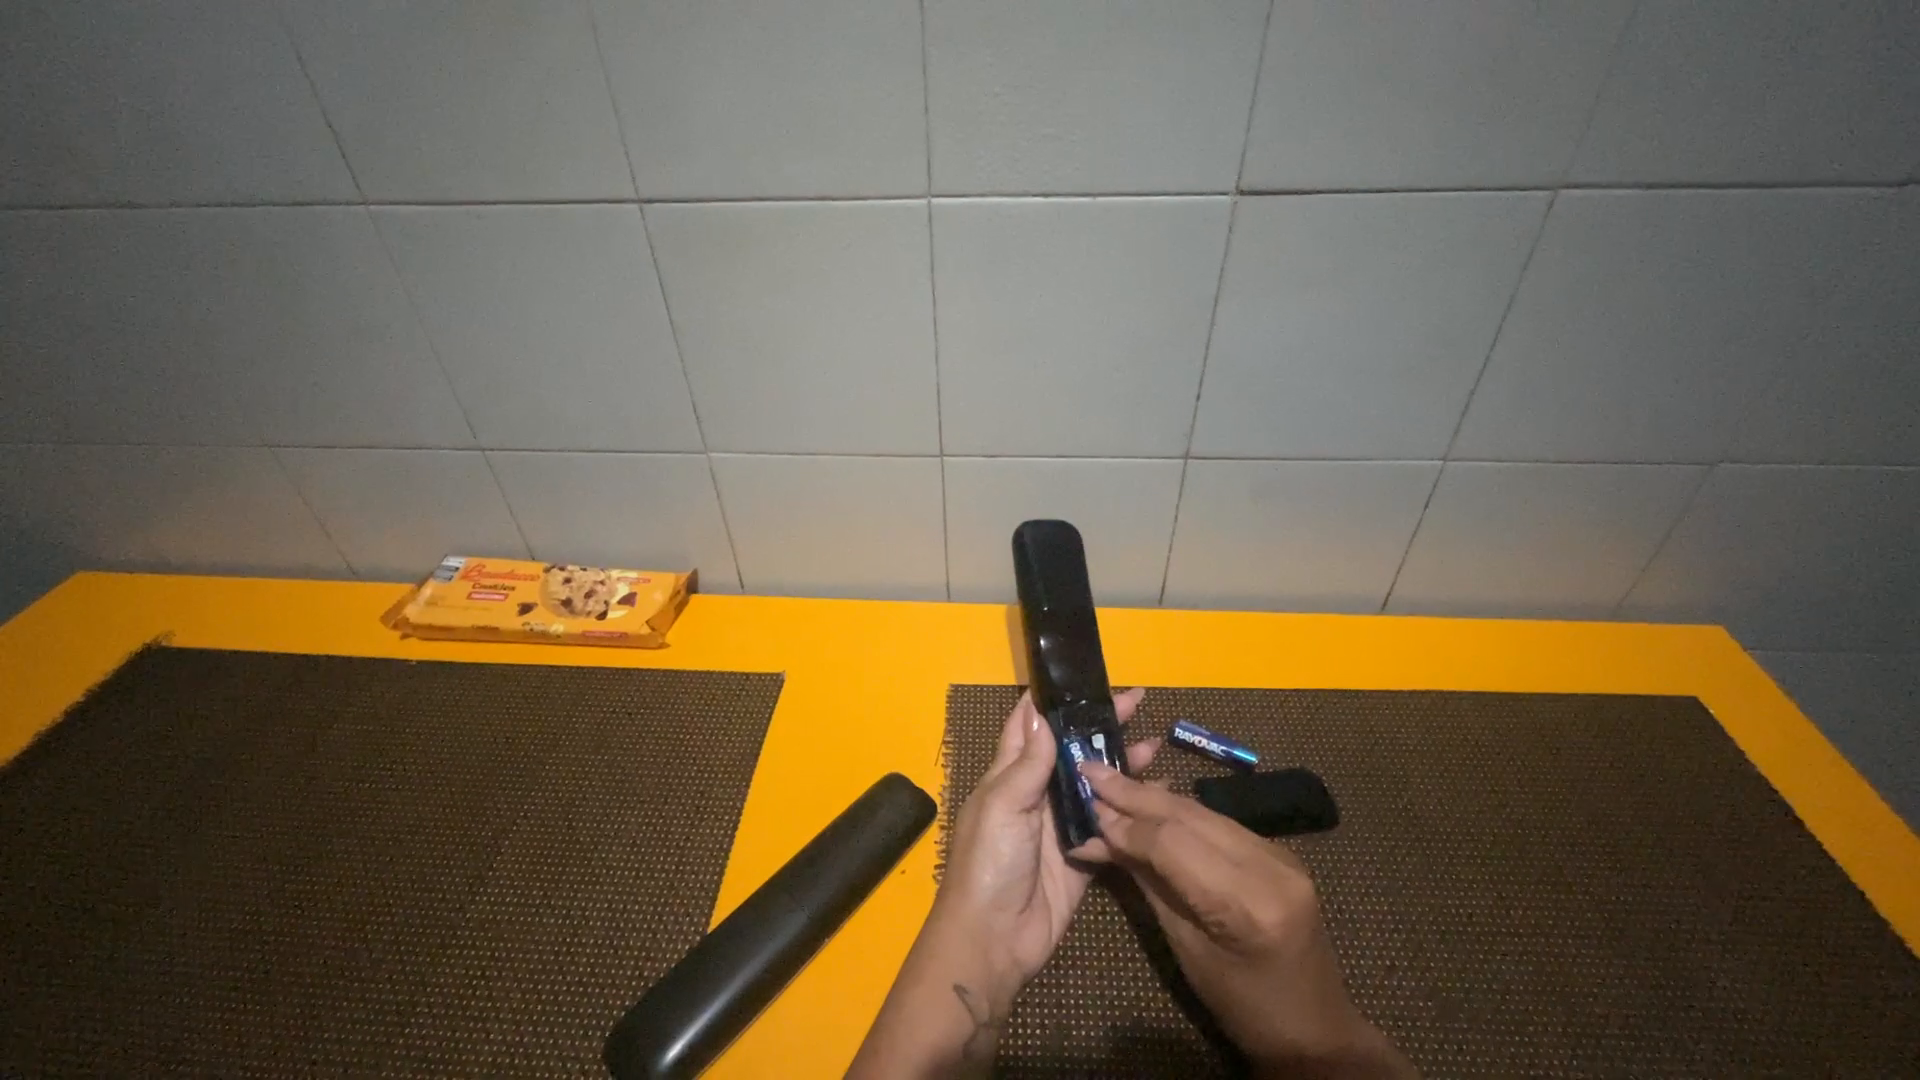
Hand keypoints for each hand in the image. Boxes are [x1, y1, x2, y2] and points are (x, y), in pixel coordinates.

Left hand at [848, 690, 1157, 1078]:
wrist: (996, 938)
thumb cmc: (989, 861)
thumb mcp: (1004, 805)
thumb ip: (1027, 763)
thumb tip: (1041, 713)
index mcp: (1010, 775)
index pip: (1029, 727)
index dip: (1053, 701)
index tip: (1082, 677)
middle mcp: (1038, 793)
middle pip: (1072, 750)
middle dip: (1101, 725)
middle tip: (1137, 700)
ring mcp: (1062, 824)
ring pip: (1097, 783)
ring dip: (1122, 762)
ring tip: (1154, 741)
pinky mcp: (1085, 855)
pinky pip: (1112, 825)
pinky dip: (1134, 807)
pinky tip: (1158, 792)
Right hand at [1072, 763, 1416, 1079]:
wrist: (1313, 1028)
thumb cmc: (1240, 1004)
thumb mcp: (1184, 948)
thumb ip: (1146, 882)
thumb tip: (1098, 837)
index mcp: (1246, 903)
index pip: (1172, 842)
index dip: (1125, 822)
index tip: (1085, 804)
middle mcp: (1269, 866)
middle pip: (1187, 815)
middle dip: (1133, 794)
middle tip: (1090, 770)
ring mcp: (1280, 854)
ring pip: (1202, 811)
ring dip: (1153, 796)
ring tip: (1110, 780)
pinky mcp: (1279, 851)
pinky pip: (1218, 822)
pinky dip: (1178, 812)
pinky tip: (1149, 801)